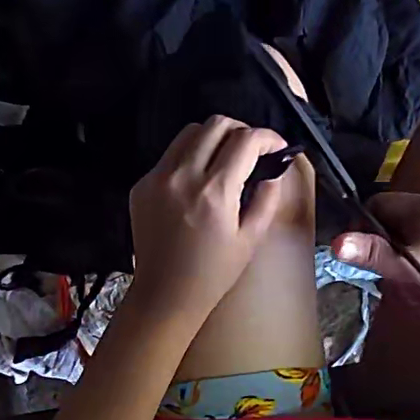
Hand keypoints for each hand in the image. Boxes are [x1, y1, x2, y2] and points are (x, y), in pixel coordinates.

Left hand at [129, 116, 291, 320]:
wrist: (165, 294)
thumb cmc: (213, 274)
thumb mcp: (250, 240)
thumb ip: (266, 200)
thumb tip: (274, 172)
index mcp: (214, 193)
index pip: (245, 141)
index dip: (268, 137)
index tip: (277, 147)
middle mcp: (183, 177)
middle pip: (216, 124)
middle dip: (241, 130)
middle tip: (253, 148)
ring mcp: (158, 178)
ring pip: (190, 132)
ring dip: (214, 137)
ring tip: (227, 159)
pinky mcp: (142, 184)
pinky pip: (170, 155)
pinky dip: (191, 157)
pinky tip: (199, 181)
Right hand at [332, 193, 419, 333]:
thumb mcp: (410, 271)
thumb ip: (373, 254)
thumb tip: (335, 243)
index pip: (380, 203)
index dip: (362, 227)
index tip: (359, 256)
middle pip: (391, 223)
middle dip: (386, 254)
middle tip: (392, 280)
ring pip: (403, 241)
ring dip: (401, 268)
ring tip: (413, 291)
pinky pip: (419, 252)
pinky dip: (415, 273)